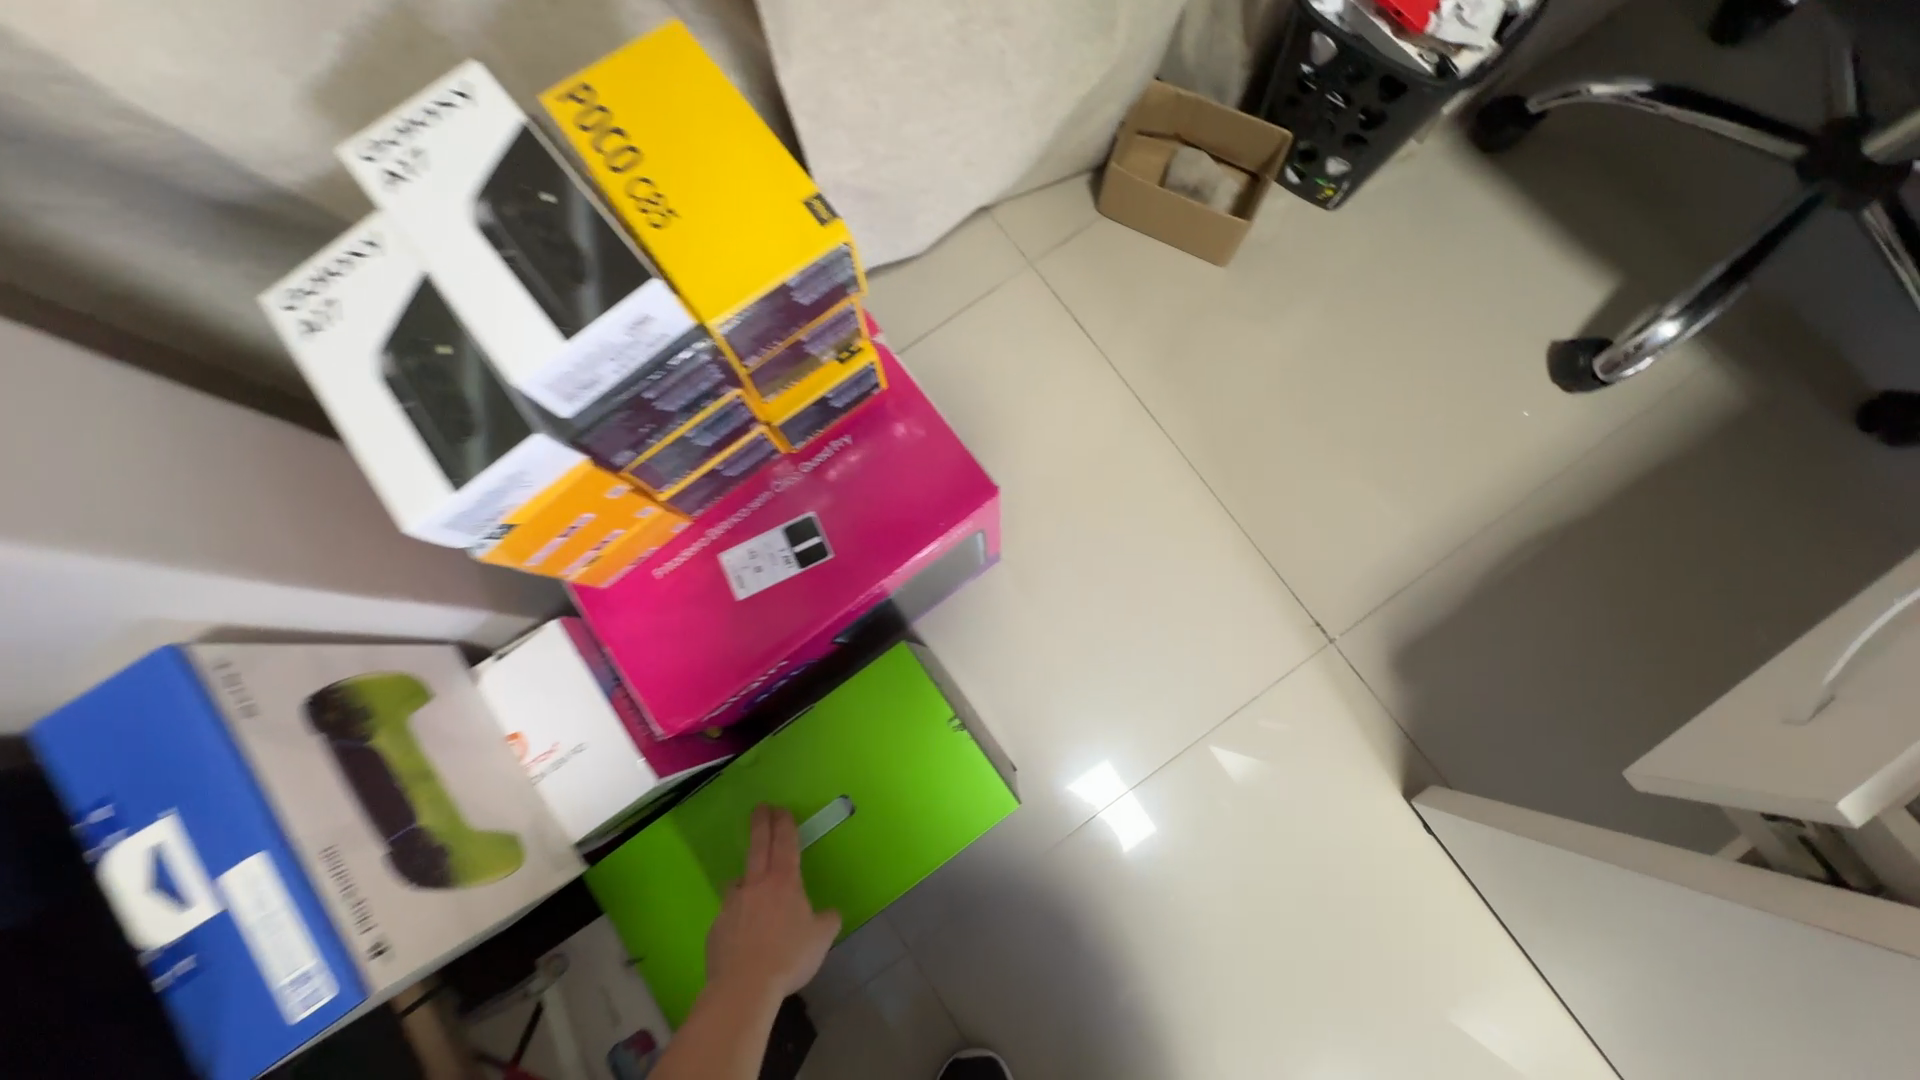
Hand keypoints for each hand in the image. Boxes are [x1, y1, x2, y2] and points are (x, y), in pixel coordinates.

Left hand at [705, 805, 840, 1004]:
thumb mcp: (821, 938)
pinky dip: (738, 916)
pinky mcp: (716, 927)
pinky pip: (730, 914)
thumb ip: (827, 921)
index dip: (784, 824)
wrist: (744, 986)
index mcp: (784, 882)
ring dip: (746, 878)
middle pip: (758, 846)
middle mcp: (756, 885)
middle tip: (761, 808)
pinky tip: (744, 935)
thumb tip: (829, 914)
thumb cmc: (789, 957)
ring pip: (739, 882)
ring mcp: (732, 904)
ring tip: (752, 888)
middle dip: (761, 824)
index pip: (785, 843)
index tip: (781, 808)